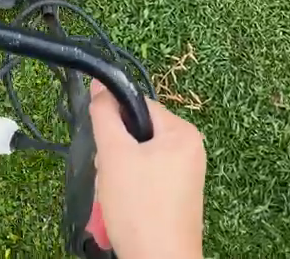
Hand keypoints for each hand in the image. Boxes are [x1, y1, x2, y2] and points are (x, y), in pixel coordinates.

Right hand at [89, 82, 205, 258]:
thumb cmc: (139, 206)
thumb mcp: (113, 153)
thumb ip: (104, 114)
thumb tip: (100, 84)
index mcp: (183, 132)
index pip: (138, 106)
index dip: (114, 120)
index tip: (103, 145)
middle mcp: (190, 150)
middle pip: (137, 132)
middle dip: (115, 151)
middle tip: (107, 173)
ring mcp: (185, 175)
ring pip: (138, 156)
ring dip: (117, 171)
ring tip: (113, 194)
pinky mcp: (177, 197)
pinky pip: (146, 176)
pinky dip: (129, 186)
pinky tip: (121, 205)